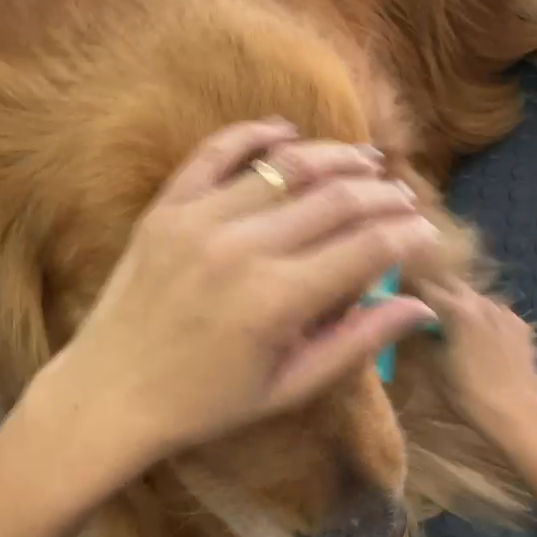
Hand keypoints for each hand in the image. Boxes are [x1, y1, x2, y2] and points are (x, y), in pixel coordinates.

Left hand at [45, 119, 441, 466]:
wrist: (110, 393)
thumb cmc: (205, 403)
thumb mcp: (288, 387)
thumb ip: (356, 342)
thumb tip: (421, 307)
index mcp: (278, 300)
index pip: (366, 248)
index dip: (407, 234)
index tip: (427, 231)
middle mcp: (243, 248)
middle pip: (335, 199)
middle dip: (382, 194)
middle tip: (404, 197)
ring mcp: (199, 220)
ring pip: (286, 167)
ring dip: (336, 158)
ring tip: (366, 160)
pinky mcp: (166, 207)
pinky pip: (216, 153)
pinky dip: (254, 135)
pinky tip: (287, 132)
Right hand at [419, 277, 536, 438]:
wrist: (514, 411)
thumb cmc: (466, 391)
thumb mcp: (432, 364)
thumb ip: (421, 335)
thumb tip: (411, 321)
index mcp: (455, 310)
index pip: (424, 287)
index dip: (409, 290)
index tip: (399, 298)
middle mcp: (480, 302)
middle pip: (452, 284)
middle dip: (437, 291)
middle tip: (424, 307)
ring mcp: (504, 312)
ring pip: (476, 297)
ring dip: (462, 303)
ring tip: (455, 323)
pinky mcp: (521, 325)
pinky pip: (496, 312)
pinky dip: (484, 318)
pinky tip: (482, 337)